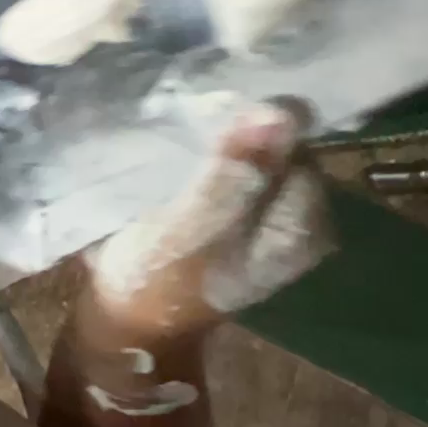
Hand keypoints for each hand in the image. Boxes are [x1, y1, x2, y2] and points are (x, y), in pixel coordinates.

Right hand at [83, 99, 332, 339]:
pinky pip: (230, 173)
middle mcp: (297, 219)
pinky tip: (173, 155)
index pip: (291, 142)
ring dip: (213, 141)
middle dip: (231, 127)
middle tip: (177, 114)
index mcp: (301, 223)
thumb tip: (283, 108)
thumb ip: (235, 173)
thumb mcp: (191, 225)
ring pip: (250, 159)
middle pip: (274, 149)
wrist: (125, 322)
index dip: (248, 118)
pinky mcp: (234, 219)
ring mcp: (266, 221)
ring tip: (170, 128)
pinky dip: (204, 159)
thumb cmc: (156, 277)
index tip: (197, 104)